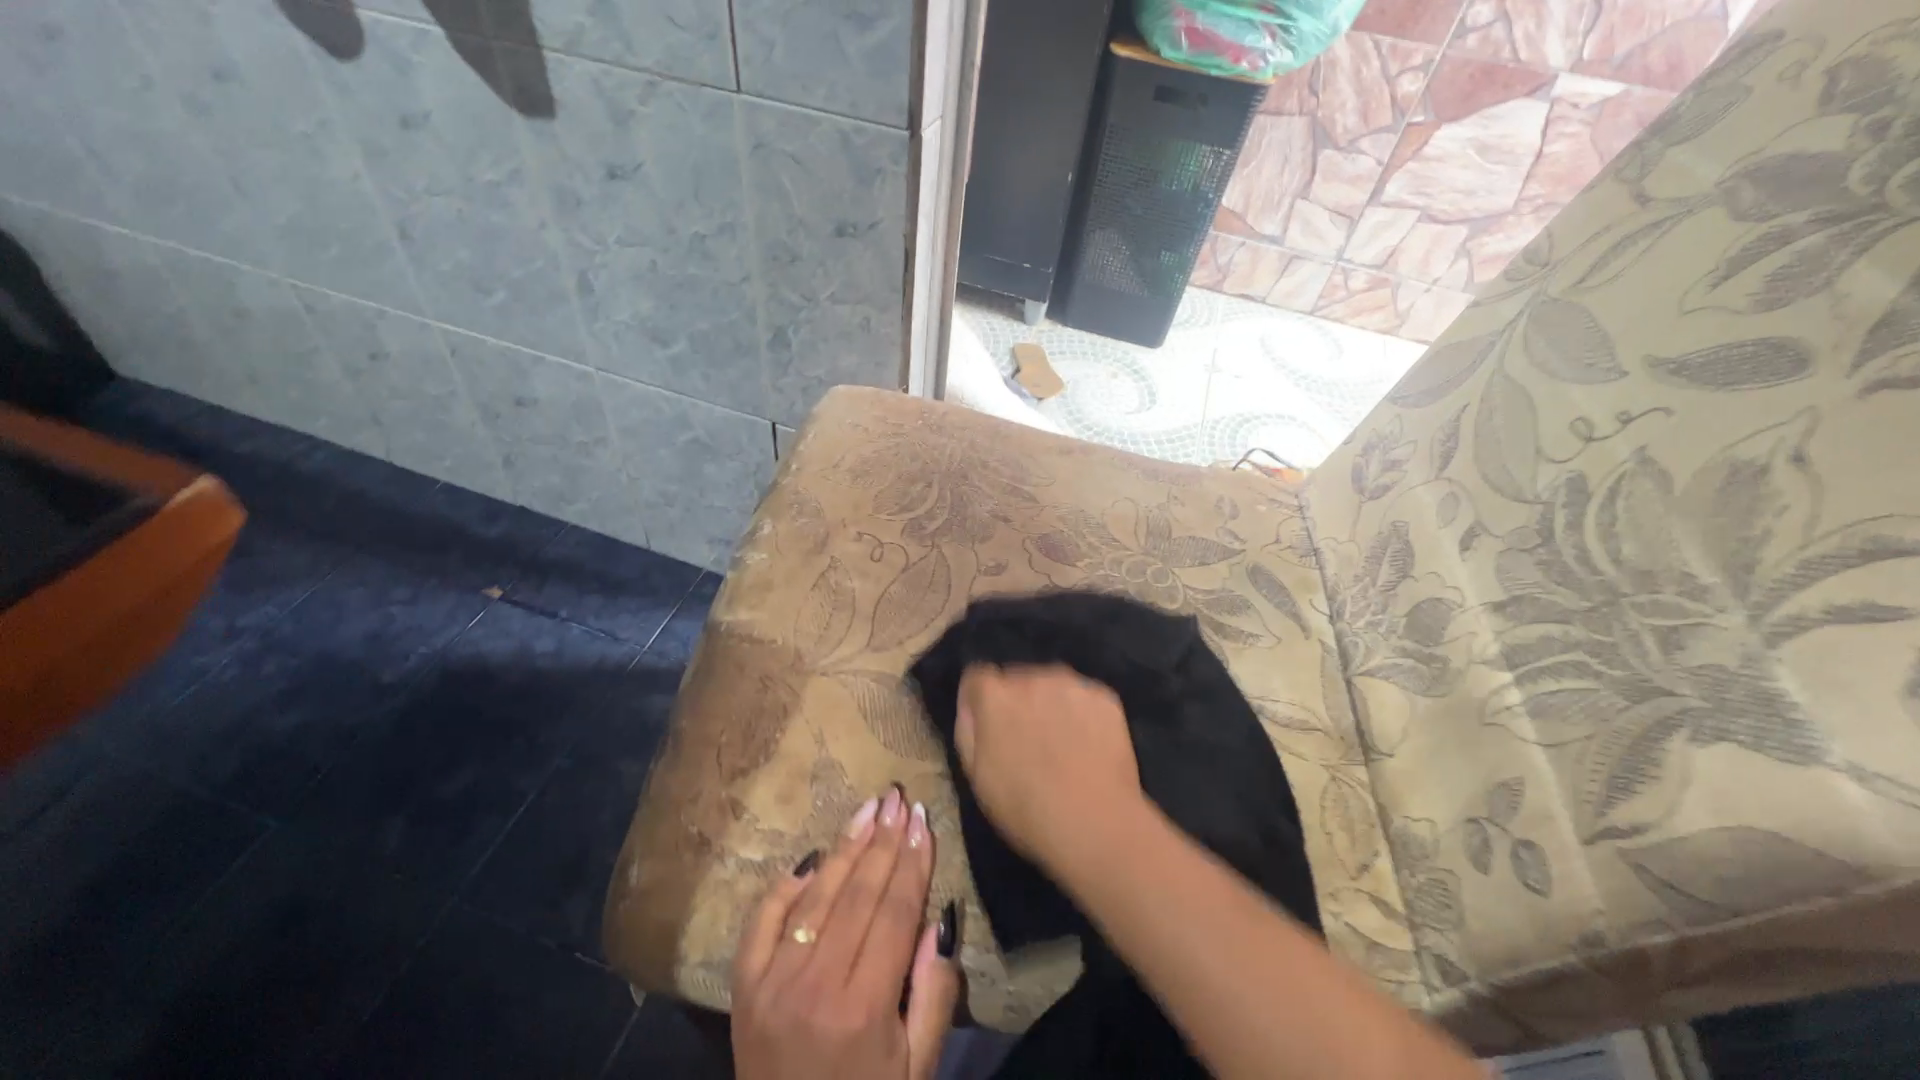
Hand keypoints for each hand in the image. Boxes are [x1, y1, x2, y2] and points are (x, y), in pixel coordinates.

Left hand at [732, 785, 959, 1079]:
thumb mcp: (917, 1069)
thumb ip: (934, 995)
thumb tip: (938, 920)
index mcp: (864, 1005)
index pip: (894, 913)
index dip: (912, 862)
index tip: (923, 819)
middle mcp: (815, 983)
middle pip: (858, 895)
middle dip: (883, 841)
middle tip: (898, 798)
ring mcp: (772, 981)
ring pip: (816, 898)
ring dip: (844, 848)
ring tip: (867, 809)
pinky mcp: (743, 986)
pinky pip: (763, 920)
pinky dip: (787, 885)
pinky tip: (813, 856)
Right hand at [955, 664, 1141, 874]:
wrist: (1094, 825)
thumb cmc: (1025, 809)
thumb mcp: (976, 776)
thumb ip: (968, 730)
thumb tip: (972, 708)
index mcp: (994, 696)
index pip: (978, 677)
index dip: (981, 702)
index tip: (990, 728)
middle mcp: (1032, 678)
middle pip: (1016, 679)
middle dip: (1017, 702)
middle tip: (1027, 741)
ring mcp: (1072, 685)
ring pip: (1052, 685)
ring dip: (1050, 704)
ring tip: (1061, 744)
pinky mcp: (1105, 696)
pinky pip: (1083, 697)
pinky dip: (1082, 714)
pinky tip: (1088, 745)